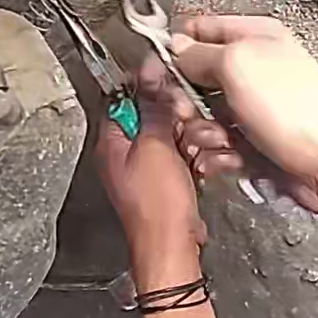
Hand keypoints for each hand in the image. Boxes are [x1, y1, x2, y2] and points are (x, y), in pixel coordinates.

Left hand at [96, 58, 206, 282]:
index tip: (173, 91)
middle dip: (180, 119)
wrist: (173, 245)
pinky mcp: (169, 180)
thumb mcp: (156, 146)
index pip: (124, 97)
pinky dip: (199, 157)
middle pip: (154, 114)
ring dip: (195, 139)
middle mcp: (127, 152)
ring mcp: (149, 166)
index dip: (151, 90)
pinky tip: (205, 166)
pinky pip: (186, 155)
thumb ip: (154, 107)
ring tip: (199, 154)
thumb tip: (149, 72)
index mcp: (112, 141)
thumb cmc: (157, 205)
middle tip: (188, 130)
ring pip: (176, 134)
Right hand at [169, 15, 317, 213]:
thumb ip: (199, 52)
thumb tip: (176, 48)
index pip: (199, 32)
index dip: (175, 51)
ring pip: (205, 119)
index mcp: (254, 38)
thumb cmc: (298, 111)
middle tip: (190, 112)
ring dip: (204, 133)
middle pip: (196, 81)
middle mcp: (254, 72)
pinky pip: (221, 147)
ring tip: (223, 140)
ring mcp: (254, 110)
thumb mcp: (237, 64)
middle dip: (187, 101)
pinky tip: (232, 158)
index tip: (160, 73)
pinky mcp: (256, 143)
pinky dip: (220, 156)